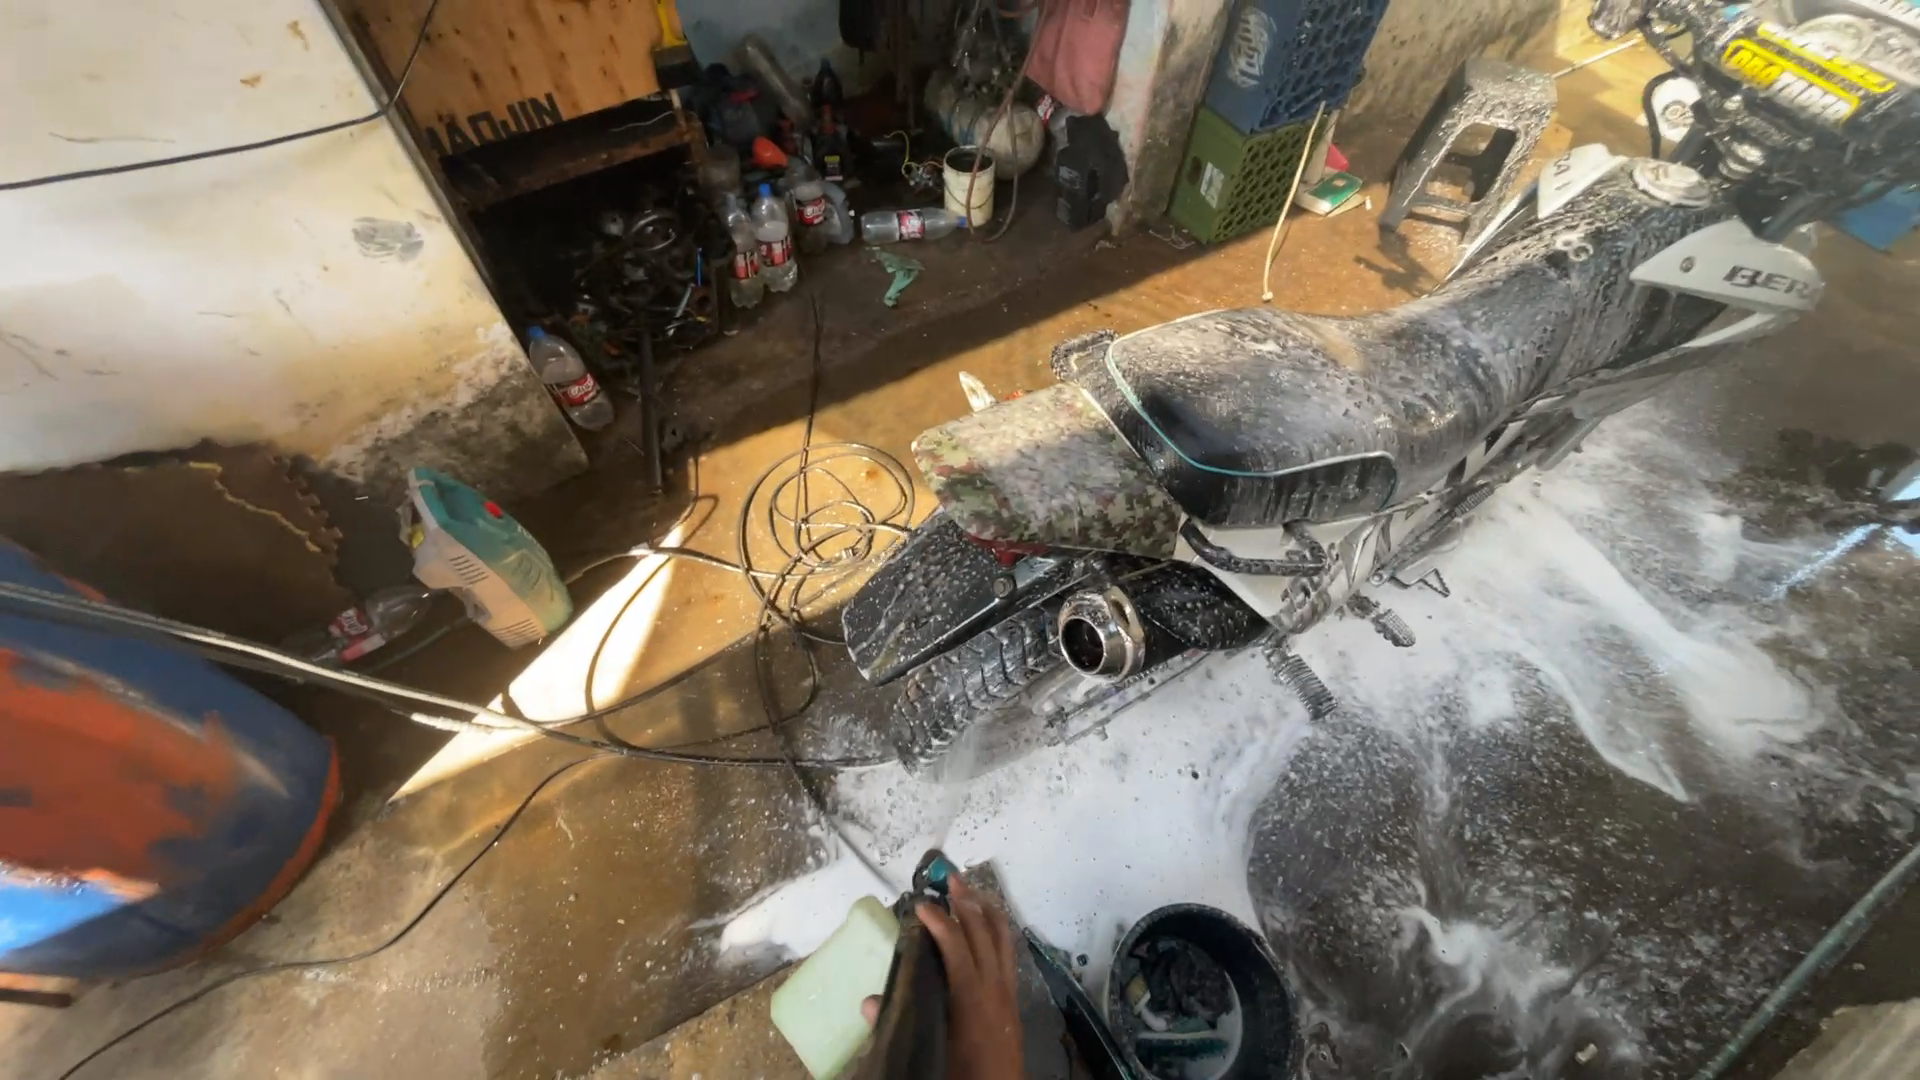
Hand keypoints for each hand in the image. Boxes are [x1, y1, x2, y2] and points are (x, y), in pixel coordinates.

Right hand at [918, 875, 1026, 1079]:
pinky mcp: (1015, 998)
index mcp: (971, 997)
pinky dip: (998, 929)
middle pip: (982, 930)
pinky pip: (1009, 951)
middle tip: (948, 879)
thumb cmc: (964, 1076)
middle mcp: (994, 985)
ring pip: (1002, 935)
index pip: (956, 943)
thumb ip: (901, 1025)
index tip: (920, 905)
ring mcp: (1008, 989)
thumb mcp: (929, 1054)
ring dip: (985, 908)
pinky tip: (988, 923)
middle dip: (965, 901)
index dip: (938, 920)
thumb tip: (869, 1003)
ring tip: (970, 890)